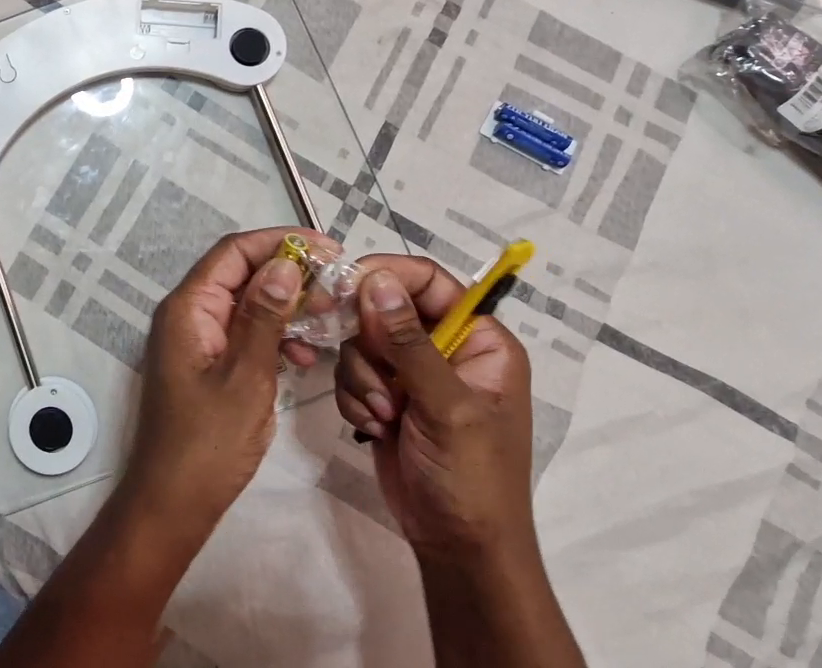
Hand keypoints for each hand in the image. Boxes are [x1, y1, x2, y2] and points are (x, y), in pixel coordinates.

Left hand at [121, 227, 311, 530]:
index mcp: (188, 308)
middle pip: (241, 274)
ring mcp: (198, 340)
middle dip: (290, 273)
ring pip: (247, 304)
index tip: (330, 248)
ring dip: (287, 306)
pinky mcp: (209, 364)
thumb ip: (263, 317)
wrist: (175, 500)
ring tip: (330, 320)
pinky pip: (246, 334)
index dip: (280, 241)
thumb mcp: (245, 376)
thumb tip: (284, 262)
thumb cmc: (208, 441)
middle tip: (338, 286)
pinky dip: (276, 337)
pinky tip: (308, 357)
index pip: (233, 252)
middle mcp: (188, 314)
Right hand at [333, 255, 535, 561]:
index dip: (386, 276)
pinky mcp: (384, 396)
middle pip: (382, 309)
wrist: (457, 545)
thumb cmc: (472, 475)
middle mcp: (445, 348)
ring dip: (362, 381)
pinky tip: (373, 428)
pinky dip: (354, 399)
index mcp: (479, 340)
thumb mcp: (446, 406)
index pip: (428, 282)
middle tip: (378, 382)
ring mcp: (412, 373)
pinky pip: (350, 374)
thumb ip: (408, 342)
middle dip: (371, 348)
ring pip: (360, 343)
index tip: (342, 287)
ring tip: (386, 418)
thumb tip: (375, 279)